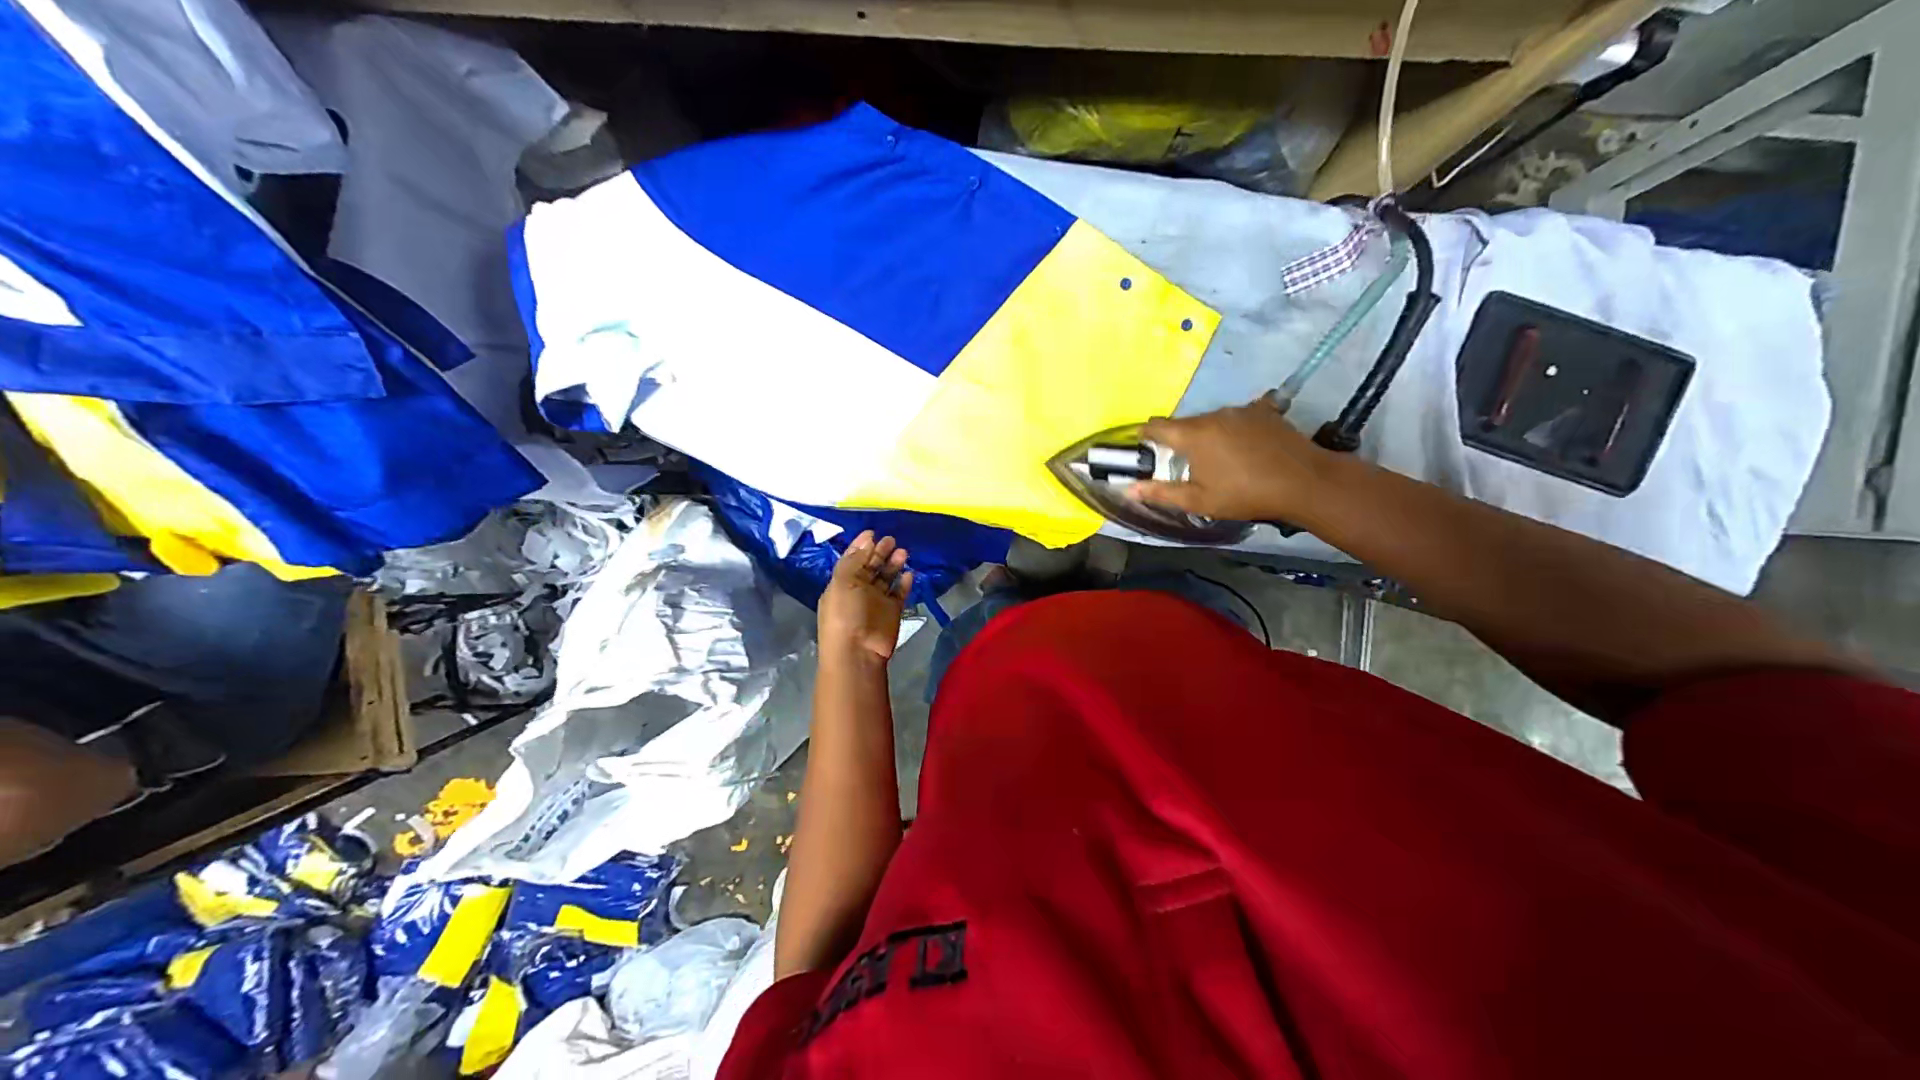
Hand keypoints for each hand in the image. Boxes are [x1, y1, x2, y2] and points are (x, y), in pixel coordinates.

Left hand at [818, 531, 913, 663]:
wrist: (858, 650)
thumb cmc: (845, 613)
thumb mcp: (843, 581)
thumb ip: (855, 559)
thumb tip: (867, 539)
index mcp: (842, 582)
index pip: (853, 559)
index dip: (862, 545)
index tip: (873, 532)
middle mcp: (859, 590)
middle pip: (872, 566)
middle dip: (880, 552)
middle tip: (891, 539)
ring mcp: (877, 601)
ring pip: (887, 577)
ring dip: (893, 564)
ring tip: (903, 551)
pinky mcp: (892, 611)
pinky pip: (899, 593)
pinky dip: (904, 582)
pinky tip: (909, 572)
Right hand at [1130, 398, 1336, 522]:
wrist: (1304, 482)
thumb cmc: (1245, 494)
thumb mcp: (1199, 501)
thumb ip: (1162, 493)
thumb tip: (1129, 489)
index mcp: (1193, 435)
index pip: (1156, 426)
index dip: (1145, 435)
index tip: (1142, 446)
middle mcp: (1213, 415)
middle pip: (1185, 423)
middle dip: (1179, 439)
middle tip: (1185, 463)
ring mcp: (1241, 410)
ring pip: (1212, 420)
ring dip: (1208, 434)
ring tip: (1218, 459)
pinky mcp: (1264, 411)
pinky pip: (1239, 417)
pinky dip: (1234, 428)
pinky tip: (1243, 444)